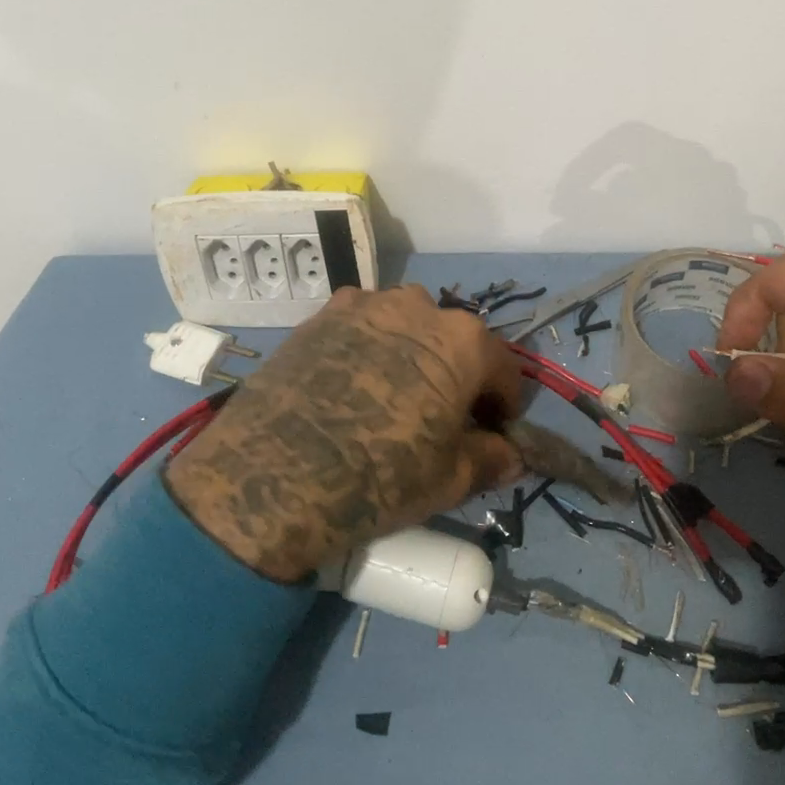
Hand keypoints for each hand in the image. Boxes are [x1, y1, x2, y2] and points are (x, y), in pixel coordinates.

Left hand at [166, 285, 523, 581]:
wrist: (274, 472)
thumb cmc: (381, 475)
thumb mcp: (450, 479)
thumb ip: (492, 459)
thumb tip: (510, 455)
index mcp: (463, 341)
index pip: (503, 368)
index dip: (502, 404)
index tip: (491, 430)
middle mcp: (418, 308)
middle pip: (452, 341)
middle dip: (456, 374)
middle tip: (440, 417)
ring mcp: (364, 305)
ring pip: (404, 327)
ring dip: (411, 355)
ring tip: (391, 398)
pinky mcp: (319, 315)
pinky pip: (360, 328)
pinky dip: (368, 350)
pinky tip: (349, 388)